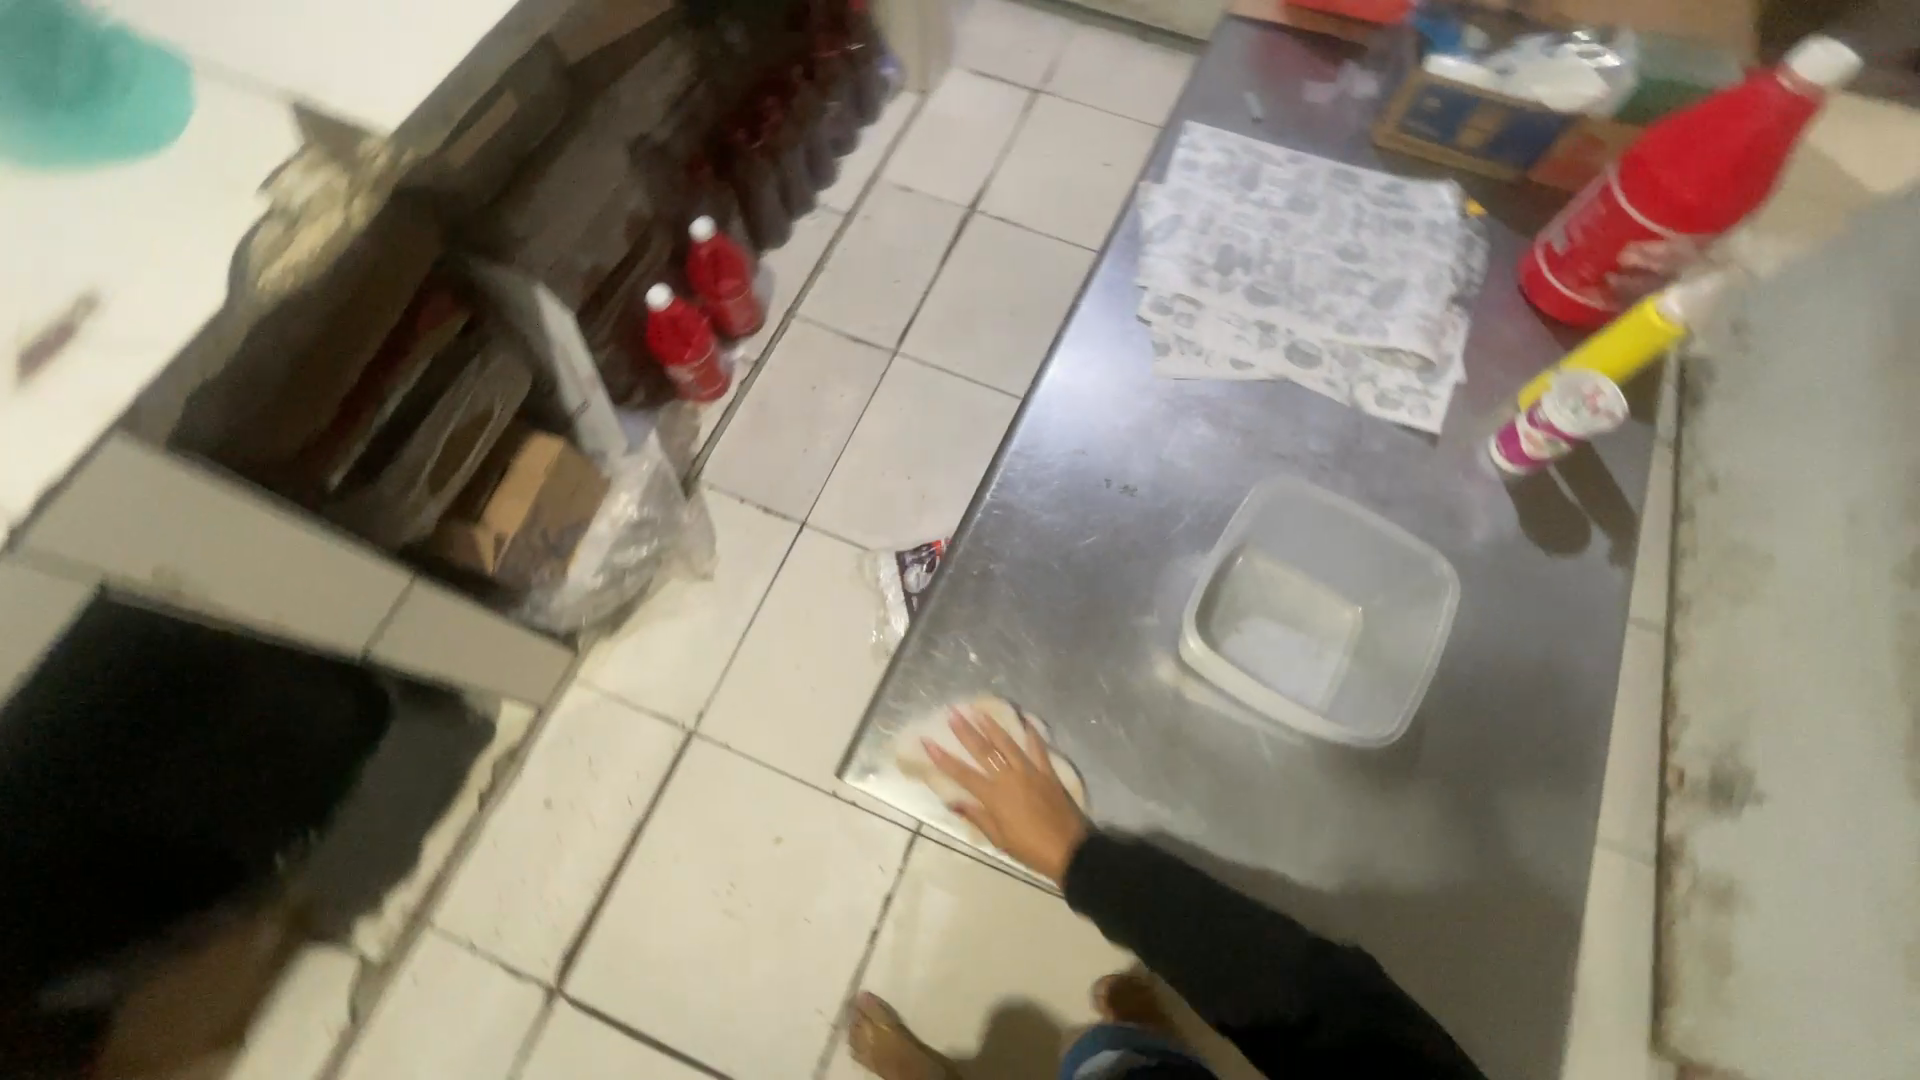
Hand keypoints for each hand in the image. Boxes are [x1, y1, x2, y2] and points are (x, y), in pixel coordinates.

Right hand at [923, 705, 1089, 885]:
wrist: (1070, 849)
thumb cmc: (1030, 849)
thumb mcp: (999, 839)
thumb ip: (977, 817)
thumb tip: (955, 801)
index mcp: (994, 796)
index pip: (962, 773)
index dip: (942, 758)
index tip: (927, 741)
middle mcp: (1009, 777)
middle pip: (983, 750)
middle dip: (966, 731)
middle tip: (954, 713)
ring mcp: (1030, 771)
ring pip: (1007, 743)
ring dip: (992, 726)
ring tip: (980, 711)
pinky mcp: (1047, 771)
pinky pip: (1038, 748)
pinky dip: (1032, 734)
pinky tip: (1026, 721)